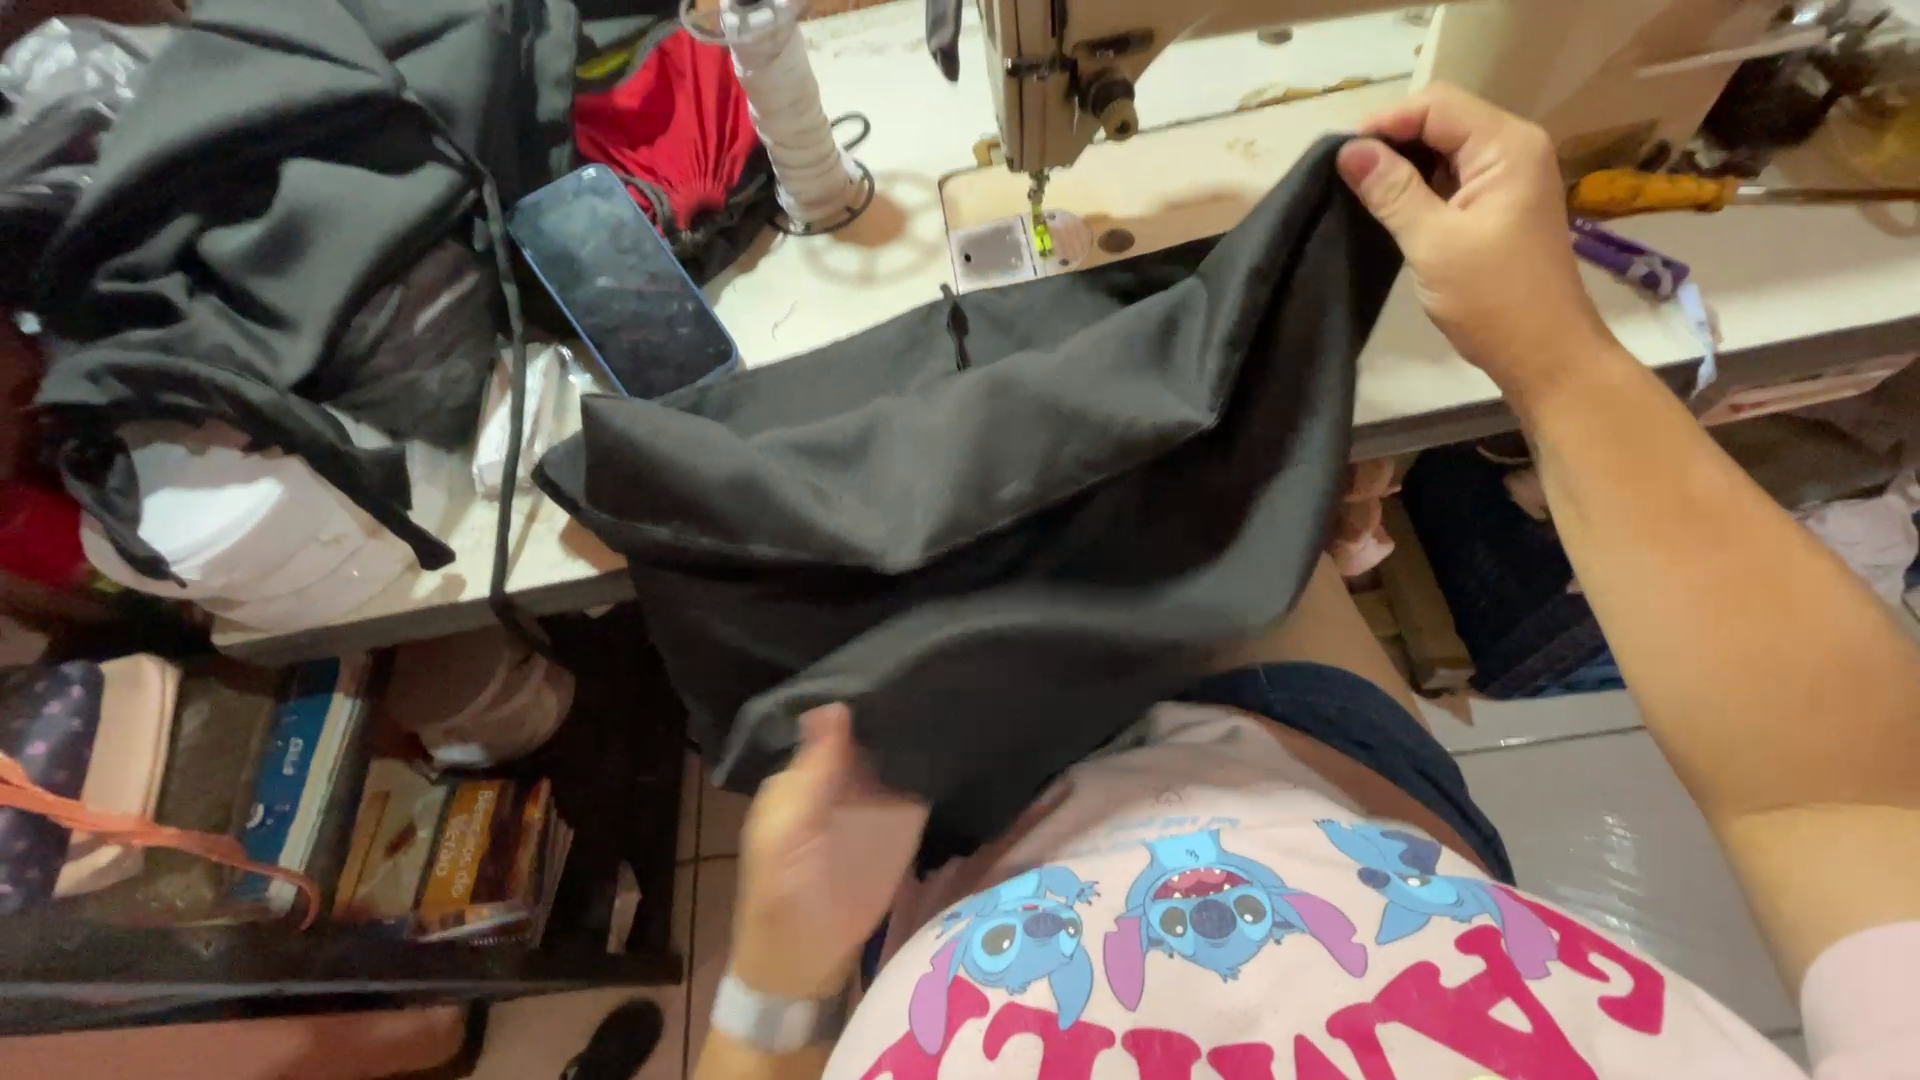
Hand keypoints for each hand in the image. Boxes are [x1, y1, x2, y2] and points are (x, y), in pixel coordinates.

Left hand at [729, 703, 929, 1000]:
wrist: (806, 968)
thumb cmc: (781, 896)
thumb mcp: (787, 832)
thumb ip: (811, 772)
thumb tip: (831, 704)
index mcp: (805, 775)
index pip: (837, 723)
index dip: (863, 698)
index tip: (898, 667)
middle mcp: (842, 779)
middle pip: (873, 732)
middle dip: (896, 708)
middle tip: (934, 674)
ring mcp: (875, 800)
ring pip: (899, 754)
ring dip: (919, 731)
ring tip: (955, 691)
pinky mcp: (902, 824)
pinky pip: (920, 786)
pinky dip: (935, 766)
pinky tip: (958, 738)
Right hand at [1336, 83, 1621, 404]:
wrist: (1539, 349)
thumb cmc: (1491, 297)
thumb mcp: (1433, 242)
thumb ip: (1392, 192)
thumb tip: (1348, 152)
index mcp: (1507, 147)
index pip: (1437, 105)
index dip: (1385, 122)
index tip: (1338, 157)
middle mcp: (1512, 149)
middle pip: (1441, 120)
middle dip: (1390, 140)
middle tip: (1342, 174)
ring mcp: (1505, 177)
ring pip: (1442, 149)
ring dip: (1399, 164)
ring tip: (1356, 189)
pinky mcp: (1494, 204)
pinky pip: (1448, 177)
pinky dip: (1415, 185)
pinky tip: (1386, 206)